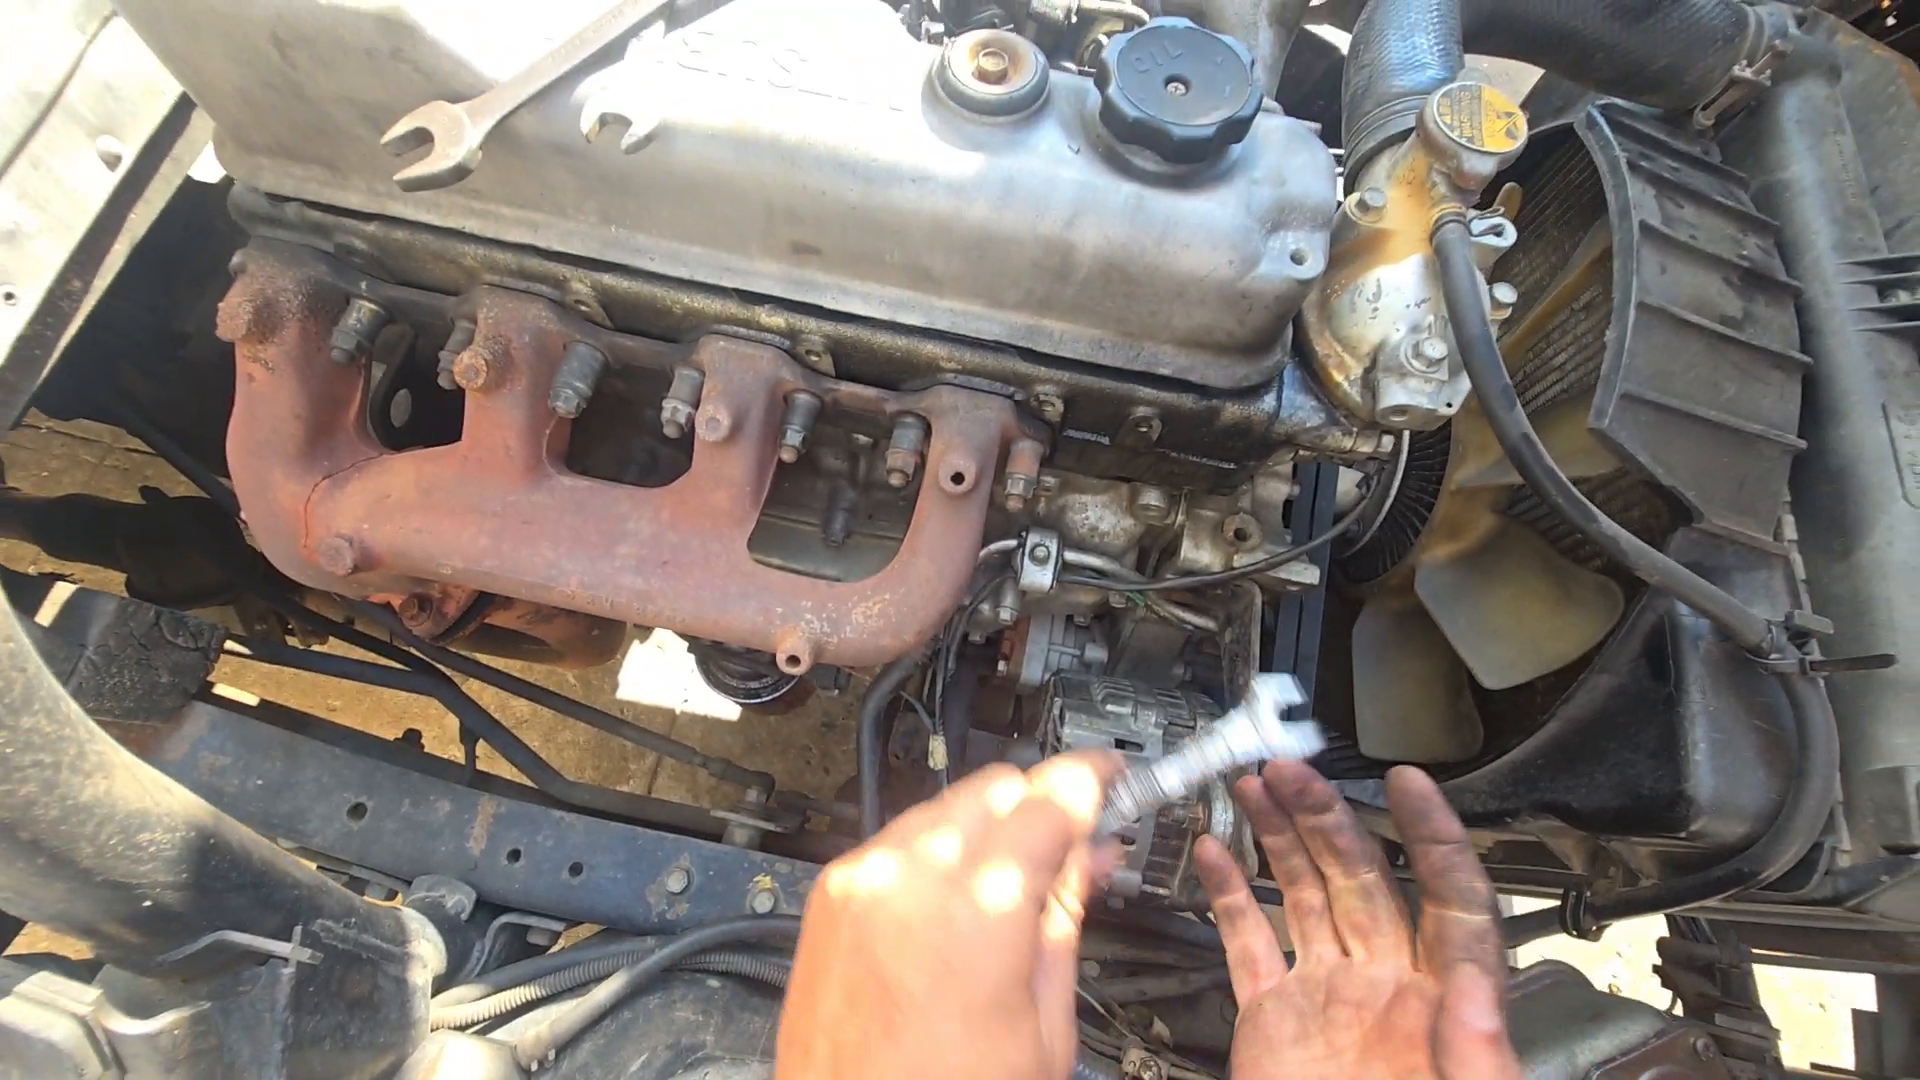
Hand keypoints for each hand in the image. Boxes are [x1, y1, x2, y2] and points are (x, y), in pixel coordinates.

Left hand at [777, 752, 1119, 1079]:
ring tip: (1008, 883)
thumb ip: (1067, 918)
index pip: (1050, 798)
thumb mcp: (1042, 1031)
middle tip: (1068, 841)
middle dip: (1040, 804)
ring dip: (990, 826)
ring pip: (950, 803)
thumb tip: (1092, 854)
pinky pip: (903, 836)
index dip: (1091, 778)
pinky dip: (939, 850)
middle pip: (998, 785)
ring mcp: (865, 876)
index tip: (1109, 776)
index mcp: (979, 912)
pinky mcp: (834, 888)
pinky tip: (955, 900)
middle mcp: (913, 875)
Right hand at [1194, 762, 1519, 1079]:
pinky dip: (1228, 892)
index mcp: (1442, 1009)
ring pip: (1300, 892)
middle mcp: (1383, 986)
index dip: (1433, 838)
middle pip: (1357, 877)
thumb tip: (1471, 982)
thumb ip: (1481, 1063)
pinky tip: (1212, 853)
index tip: (1409, 784)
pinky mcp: (1269, 1014)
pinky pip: (1247, 939)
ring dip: (1277, 837)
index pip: (1448, 901)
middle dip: (1322, 816)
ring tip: (1252, 786)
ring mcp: (1322, 995)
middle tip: (1287, 771)